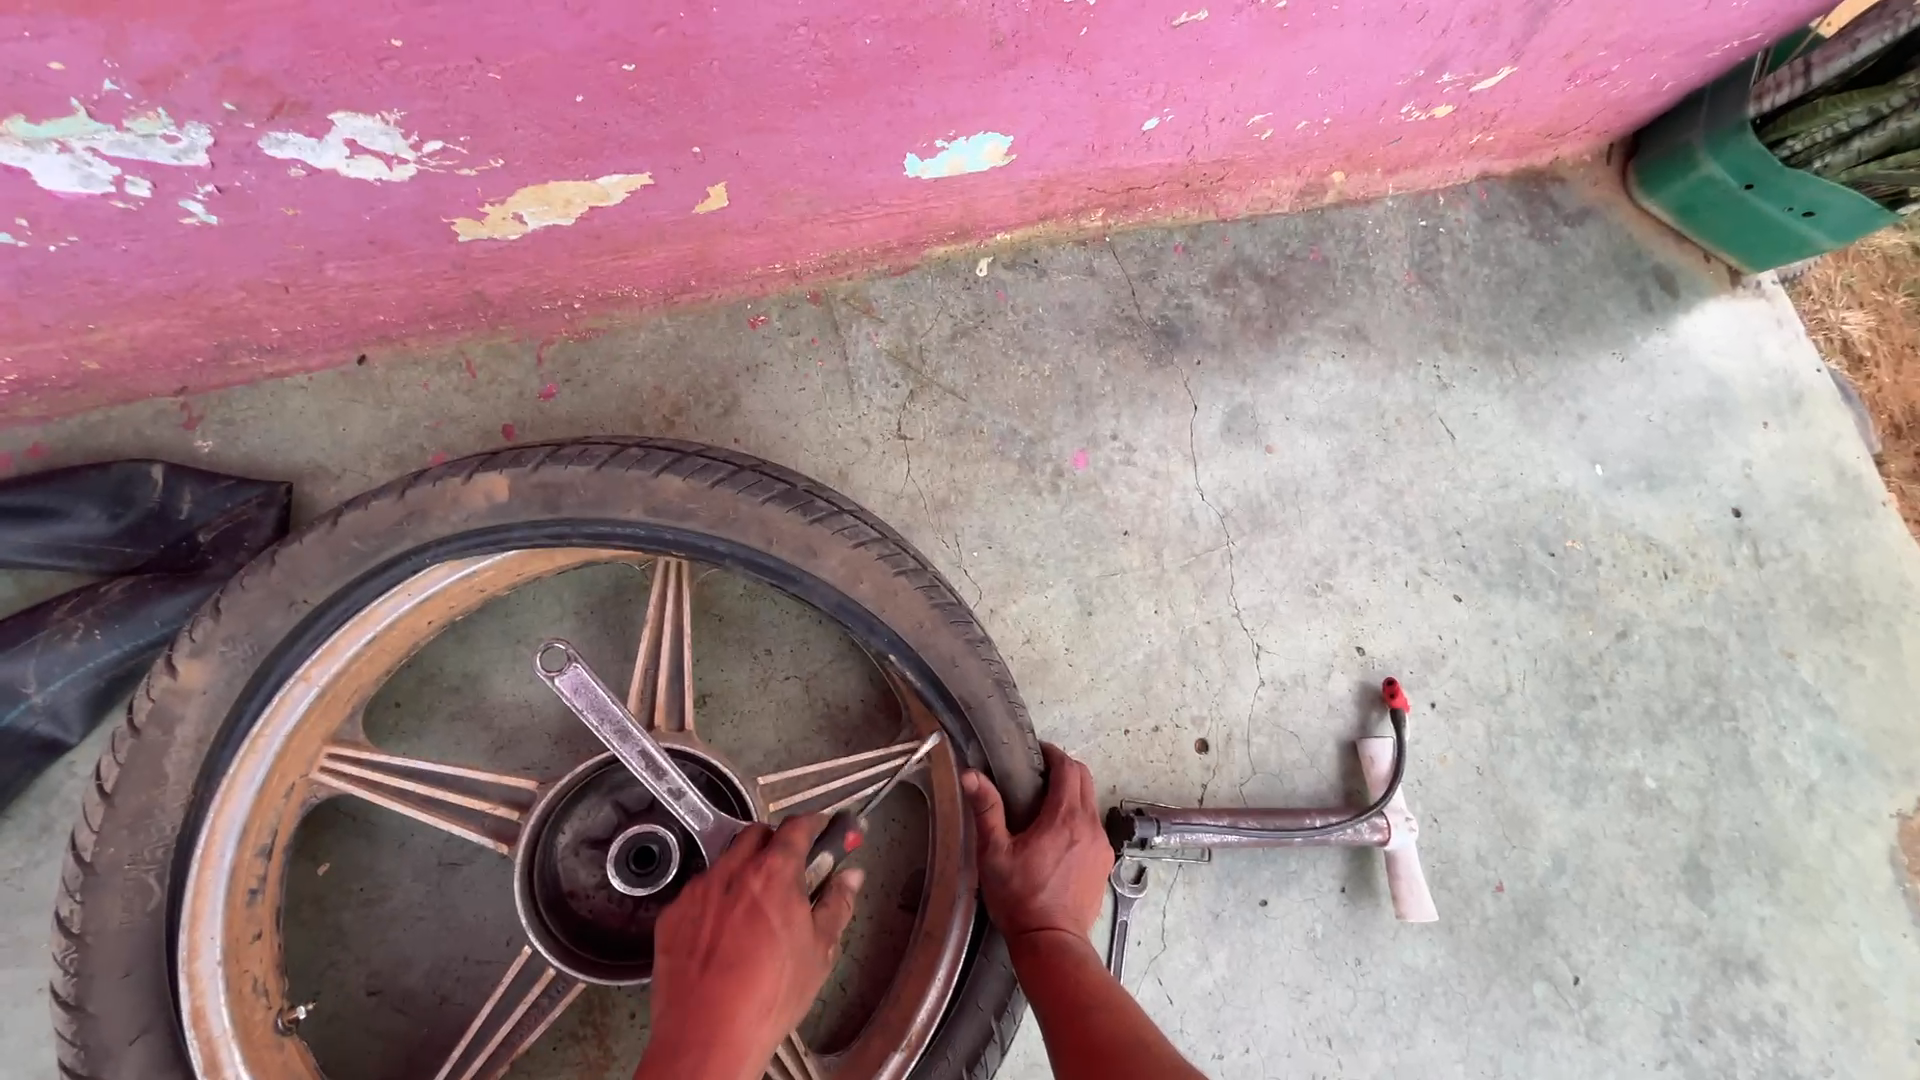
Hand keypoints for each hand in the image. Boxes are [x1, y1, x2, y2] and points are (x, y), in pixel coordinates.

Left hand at [634, 816, 864, 1079]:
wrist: (706, 1037)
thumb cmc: (765, 999)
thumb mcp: (820, 951)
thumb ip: (838, 903)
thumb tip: (850, 878)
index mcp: (775, 873)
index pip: (798, 826)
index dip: (815, 823)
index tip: (822, 828)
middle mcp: (734, 871)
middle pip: (758, 834)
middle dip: (777, 843)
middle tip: (791, 869)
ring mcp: (699, 891)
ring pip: (726, 860)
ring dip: (744, 870)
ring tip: (756, 908)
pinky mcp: (673, 915)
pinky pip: (699, 891)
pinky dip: (715, 899)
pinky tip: (724, 932)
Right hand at [961, 742, 1111, 939]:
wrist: (1052, 944)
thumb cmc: (1020, 899)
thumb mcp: (994, 853)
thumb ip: (986, 810)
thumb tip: (971, 775)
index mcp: (1064, 818)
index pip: (1068, 768)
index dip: (1053, 754)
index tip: (1037, 753)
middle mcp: (1089, 826)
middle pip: (1084, 779)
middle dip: (1064, 770)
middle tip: (1038, 774)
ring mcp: (1101, 845)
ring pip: (1091, 802)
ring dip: (1072, 794)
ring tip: (1044, 805)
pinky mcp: (1103, 863)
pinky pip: (1094, 827)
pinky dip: (1079, 818)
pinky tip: (1057, 835)